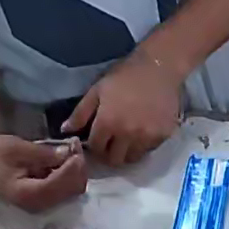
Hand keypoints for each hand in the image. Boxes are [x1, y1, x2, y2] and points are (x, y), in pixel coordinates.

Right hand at [0, 131, 86, 211]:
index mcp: (25, 194)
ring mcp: (45, 204)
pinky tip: (68, 158)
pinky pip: (69, 188)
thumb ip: (44, 153)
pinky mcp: (49, 199)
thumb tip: (67, 154)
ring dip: (77, 169)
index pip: (57, 185)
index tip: (75, 147)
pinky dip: (73, 173)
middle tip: (75, 145)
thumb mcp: (17, 148)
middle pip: (70, 190)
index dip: (70, 167)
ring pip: (73, 190)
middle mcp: (37, 205)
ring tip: (72, 149)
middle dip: (77, 167)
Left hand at [63, 51, 182, 165]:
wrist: (159, 68)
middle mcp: (127, 134)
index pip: (96, 148)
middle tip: (112, 144)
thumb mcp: (97, 90)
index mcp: (108, 122)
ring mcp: (147, 137)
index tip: (98, 141)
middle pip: (115, 160)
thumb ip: (81, 113)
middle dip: (110, 154)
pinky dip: (143, 145)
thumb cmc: (125, 76)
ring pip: (133, 158)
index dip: (95, 146)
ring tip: (128, 139)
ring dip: (127, 151)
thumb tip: (65, 131)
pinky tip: (143, 131)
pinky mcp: (162, 136)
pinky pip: (149, 150)